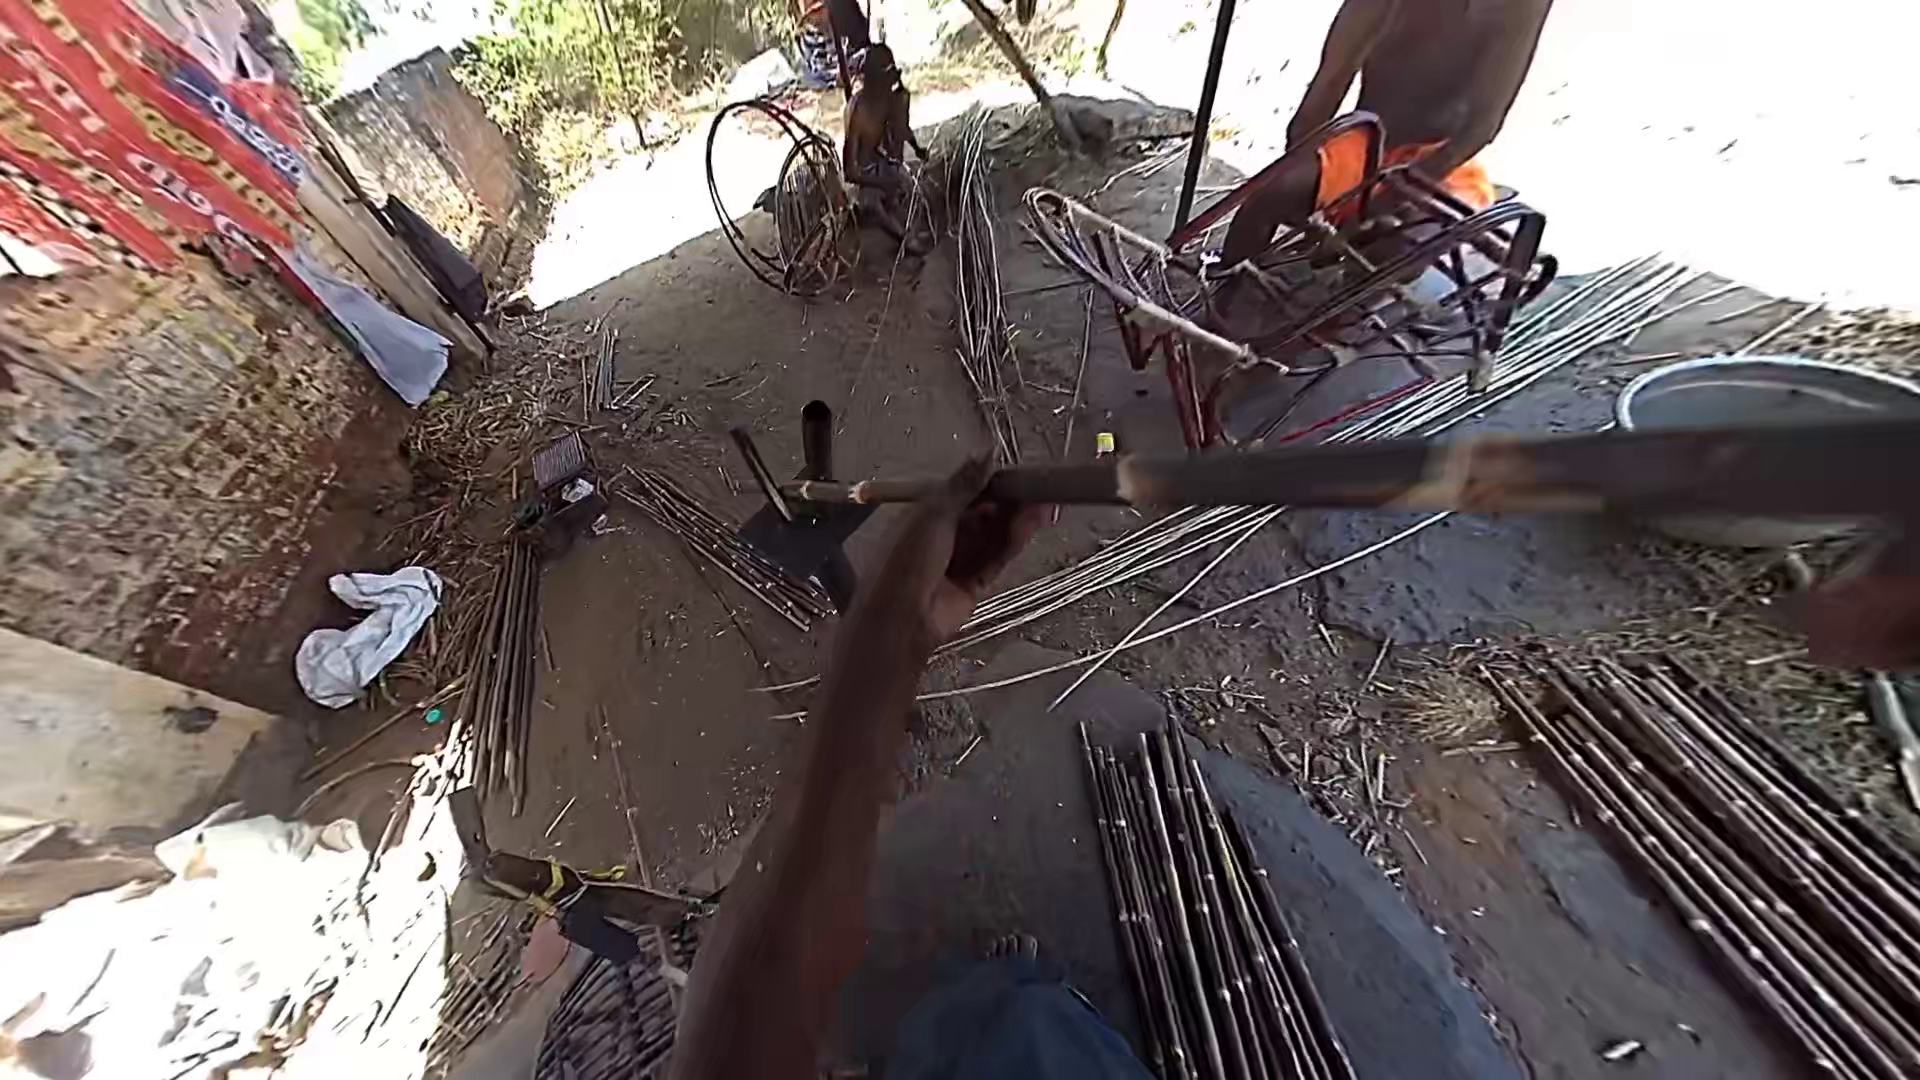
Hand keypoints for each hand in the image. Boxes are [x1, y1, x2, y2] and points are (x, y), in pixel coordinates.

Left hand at [849, 457, 1043, 655]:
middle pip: (981, 516)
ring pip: (991, 538)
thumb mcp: (933, 513)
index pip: (962, 495)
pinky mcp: (972, 585)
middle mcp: (940, 538)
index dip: (989, 485)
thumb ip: (964, 485)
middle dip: (1009, 504)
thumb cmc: (906, 558)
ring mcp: (956, 563)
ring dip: (1015, 522)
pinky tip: (1029, 527)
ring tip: (1042, 507)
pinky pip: (994, 560)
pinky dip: (1012, 544)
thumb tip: (985, 454)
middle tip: (1038, 491)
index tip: (1016, 476)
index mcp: (923, 515)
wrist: (900, 616)